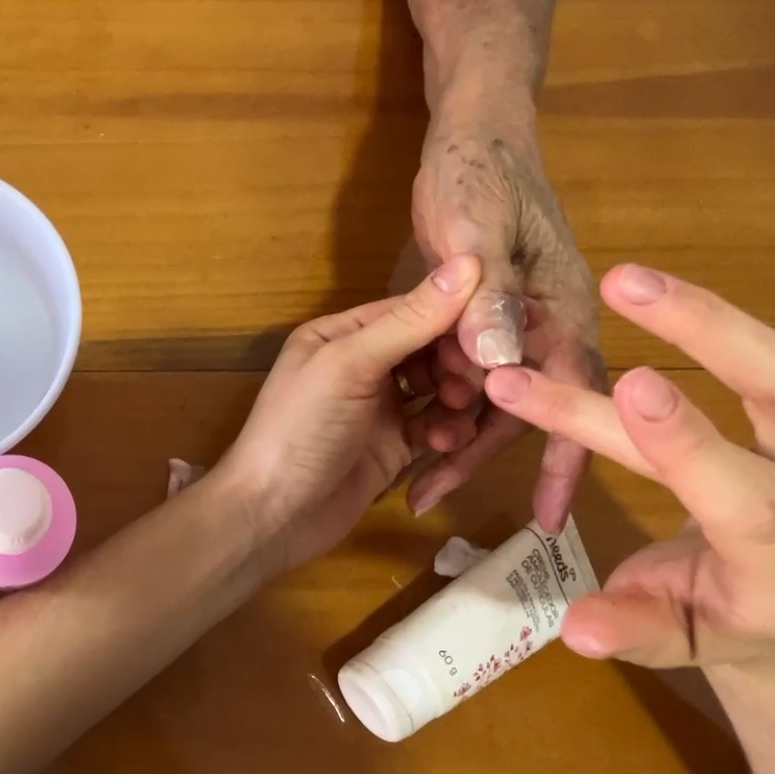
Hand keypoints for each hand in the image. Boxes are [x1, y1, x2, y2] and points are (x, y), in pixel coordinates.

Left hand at [216, 256, 479, 573]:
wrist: (273, 514)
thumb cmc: (299, 429)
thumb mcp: (348, 366)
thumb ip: (407, 320)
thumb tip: (468, 259)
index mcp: (340, 334)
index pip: (414, 309)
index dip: (458, 317)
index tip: (501, 331)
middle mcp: (361, 364)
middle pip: (432, 348)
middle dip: (461, 363)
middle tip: (486, 381)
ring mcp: (379, 407)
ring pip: (441, 388)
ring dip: (458, 400)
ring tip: (458, 416)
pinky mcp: (393, 446)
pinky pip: (436, 427)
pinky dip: (447, 433)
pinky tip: (445, 445)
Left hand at [404, 96, 603, 530]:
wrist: (464, 141)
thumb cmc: (475, 177)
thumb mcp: (468, 230)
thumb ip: (472, 297)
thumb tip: (500, 358)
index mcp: (551, 304)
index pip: (567, 390)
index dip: (560, 454)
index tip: (547, 515)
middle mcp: (531, 325)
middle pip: (519, 408)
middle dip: (479, 458)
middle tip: (432, 498)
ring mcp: (494, 332)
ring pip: (482, 405)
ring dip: (451, 441)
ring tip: (412, 482)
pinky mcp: (462, 331)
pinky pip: (454, 388)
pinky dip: (434, 415)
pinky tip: (405, 446)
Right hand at [482, 257, 774, 668]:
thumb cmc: (717, 626)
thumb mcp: (667, 639)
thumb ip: (629, 628)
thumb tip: (577, 629)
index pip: (741, 502)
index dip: (688, 444)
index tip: (627, 385)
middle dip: (707, 336)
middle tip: (623, 283)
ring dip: (744, 315)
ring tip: (657, 278)